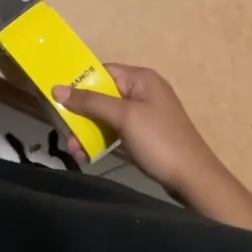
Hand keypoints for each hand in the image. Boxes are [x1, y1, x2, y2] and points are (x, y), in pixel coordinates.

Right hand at [55, 64, 251, 235]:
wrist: (194, 180)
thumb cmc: (160, 141)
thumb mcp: (124, 117)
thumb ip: (90, 101)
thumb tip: (57, 88)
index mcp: (141, 78)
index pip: (102, 72)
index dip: (79, 83)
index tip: (57, 98)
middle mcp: (143, 91)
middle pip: (101, 95)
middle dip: (81, 114)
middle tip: (65, 132)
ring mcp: (144, 114)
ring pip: (106, 116)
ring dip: (88, 131)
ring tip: (74, 151)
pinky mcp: (144, 135)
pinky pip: (115, 131)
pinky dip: (101, 140)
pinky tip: (87, 155)